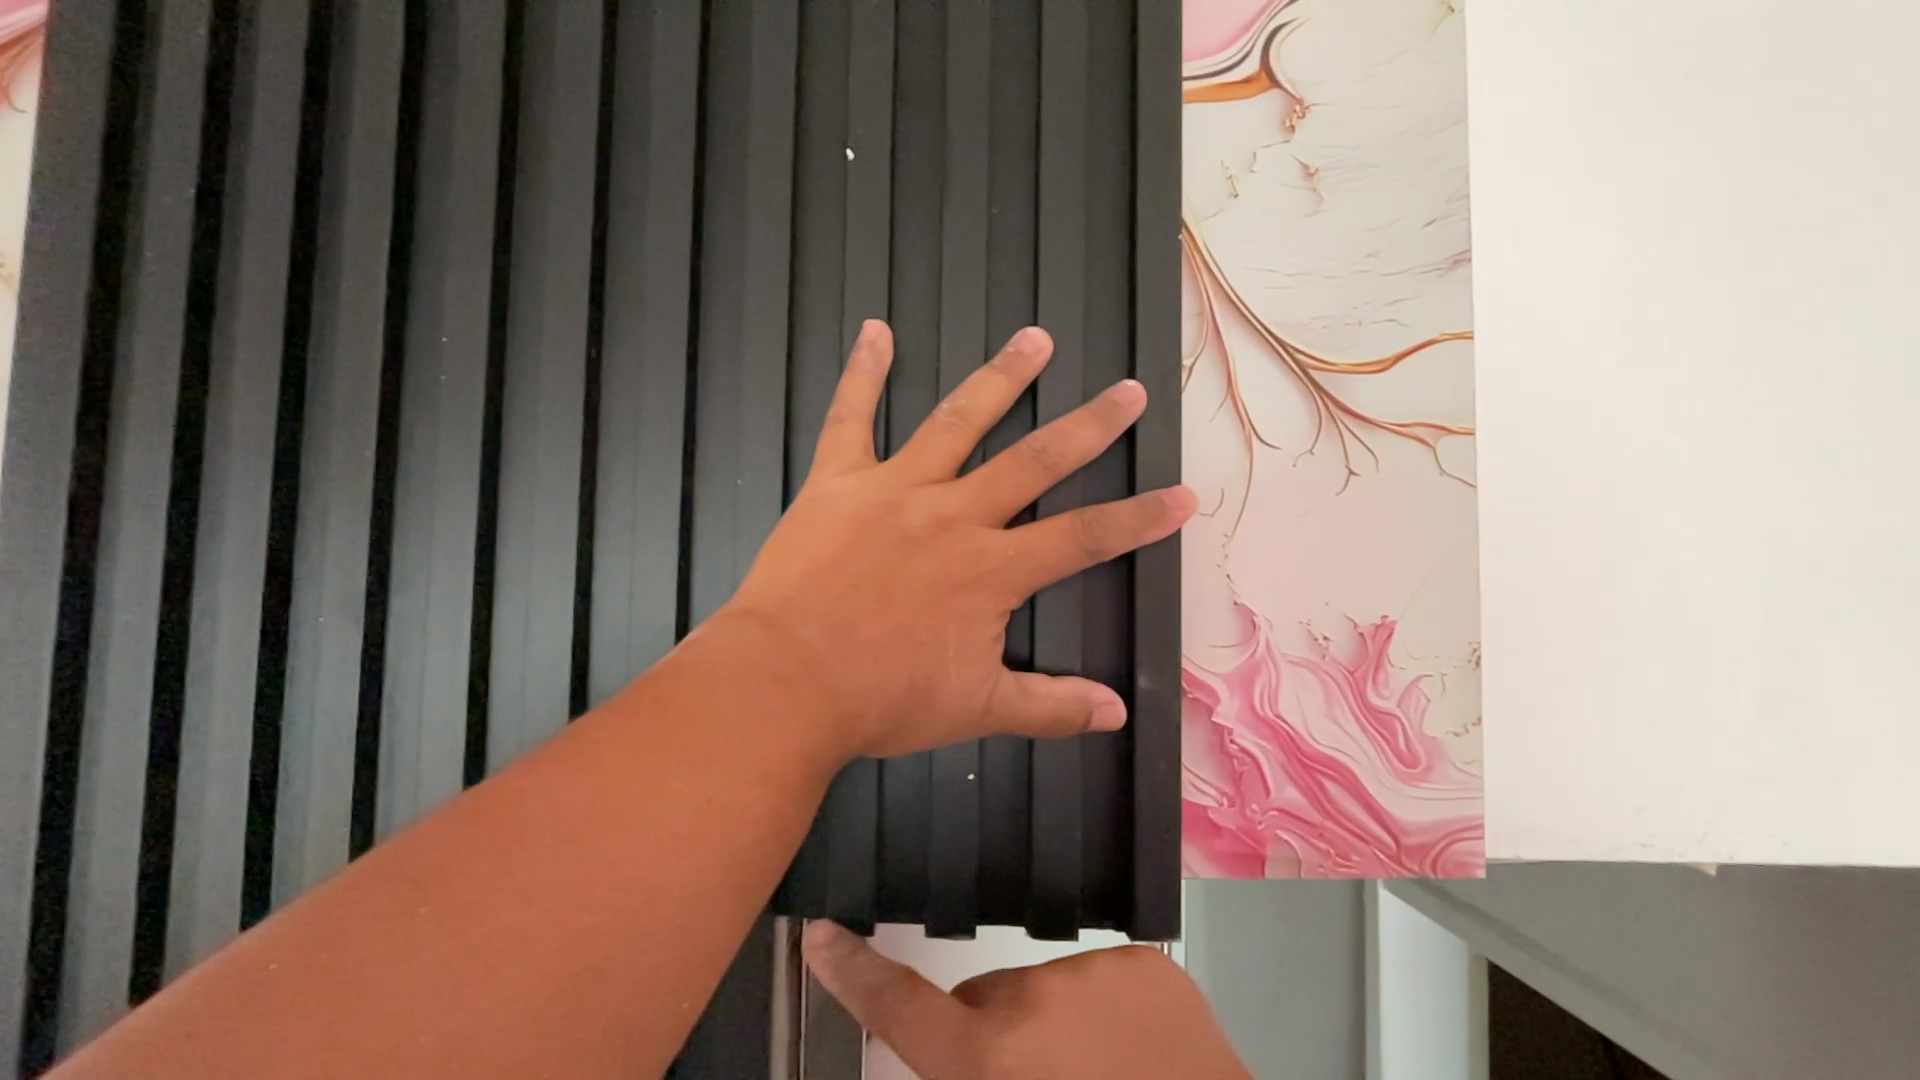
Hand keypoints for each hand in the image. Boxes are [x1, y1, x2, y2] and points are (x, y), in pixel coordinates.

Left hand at [721, 320, 1193, 759]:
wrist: (785, 683)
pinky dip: (863, 372)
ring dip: (1002, 378)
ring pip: (959, 422)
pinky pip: (850, 417)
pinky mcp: (838, 482)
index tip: (1183, 493)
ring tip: (1036, 340)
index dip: (1139, 517)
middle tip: (1128, 390)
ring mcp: (895, 490)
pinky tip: (875, 331)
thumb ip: (1051, 707)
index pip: (1085, 536)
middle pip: (1035, 460)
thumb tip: (1116, 713)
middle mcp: (955, 515)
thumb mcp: (976, 710)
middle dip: (1089, 426)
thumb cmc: (881, 699)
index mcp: (992, 569)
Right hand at [802, 921, 1249, 1078]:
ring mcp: (1097, 971)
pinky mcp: (1147, 961)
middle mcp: (1035, 997)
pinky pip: (1100, 979)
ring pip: (1044, 989)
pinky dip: (1102, 1008)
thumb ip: (965, 1066)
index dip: (854, 972)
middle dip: (992, 1034)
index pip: (902, 1005)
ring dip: (1051, 1023)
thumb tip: (941, 1036)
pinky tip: (1132, 1050)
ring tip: (1095, 1072)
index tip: (821, 934)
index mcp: (993, 1057)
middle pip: (985, 1001)